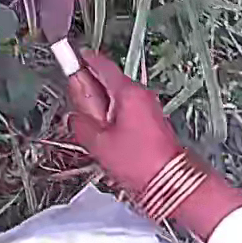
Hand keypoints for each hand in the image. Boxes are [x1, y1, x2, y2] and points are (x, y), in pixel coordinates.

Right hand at [66, 52, 183, 193]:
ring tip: (95, 129)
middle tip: (77, 105)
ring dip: (101, 105)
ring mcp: (148, 105)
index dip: (82, 60)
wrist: (172, 183)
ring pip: (116, 95)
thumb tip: (73, 115)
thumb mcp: (99, 143)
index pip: (101, 64)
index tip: (69, 59)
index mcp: (127, 92)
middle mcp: (140, 93)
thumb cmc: (138, 162)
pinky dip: (113, 114)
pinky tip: (108, 135)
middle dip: (89, 89)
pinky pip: (126, 108)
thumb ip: (80, 123)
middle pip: (108, 80)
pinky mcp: (151, 119)